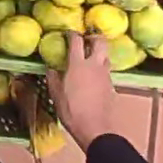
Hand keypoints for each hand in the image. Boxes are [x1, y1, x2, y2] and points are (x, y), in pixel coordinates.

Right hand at [47, 32, 119, 149]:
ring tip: (90, 56)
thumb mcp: (56, 95)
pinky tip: (93, 76)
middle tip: (86, 39)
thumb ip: (53, 79)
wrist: (96, 129)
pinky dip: (101, 67)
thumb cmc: (72, 111)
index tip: (68, 33)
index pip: (76, 41)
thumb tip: (51, 68)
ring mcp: (105, 75)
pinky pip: (107, 70)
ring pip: (106, 56)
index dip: (72, 34)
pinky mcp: (111, 85)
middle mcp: (94, 66)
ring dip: (99, 52)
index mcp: (78, 65)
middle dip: (94, 37)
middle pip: (100, 42)